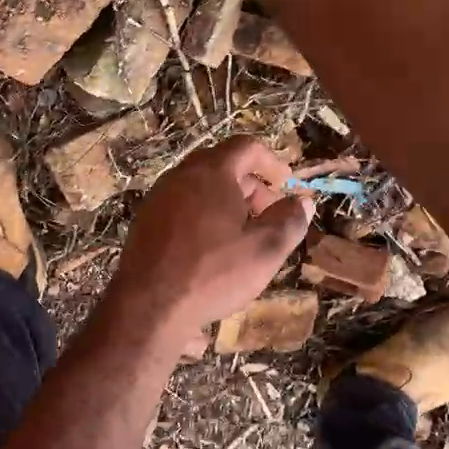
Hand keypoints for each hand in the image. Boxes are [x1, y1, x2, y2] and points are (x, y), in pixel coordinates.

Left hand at [103, 137, 312, 351]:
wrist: (149, 302)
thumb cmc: (212, 272)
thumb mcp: (263, 250)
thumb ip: (288, 221)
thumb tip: (301, 201)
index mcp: (211, 172)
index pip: (245, 146)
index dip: (271, 161)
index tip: (287, 183)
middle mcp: (181, 175)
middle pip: (222, 164)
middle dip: (251, 184)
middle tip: (270, 216)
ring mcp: (160, 195)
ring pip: (201, 185)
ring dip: (228, 201)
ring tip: (245, 235)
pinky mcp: (148, 218)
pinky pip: (183, 203)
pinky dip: (205, 213)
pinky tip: (214, 247)